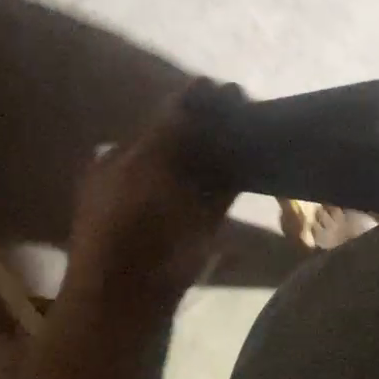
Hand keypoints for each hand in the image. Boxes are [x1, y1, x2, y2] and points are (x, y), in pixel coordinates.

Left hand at [65, 80, 241, 310]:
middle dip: (212, 120)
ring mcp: (176, 202)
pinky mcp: (202, 224)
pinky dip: (238, 171)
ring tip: (254, 117)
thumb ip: (168, 128)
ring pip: (206, 163)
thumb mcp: (139, 166)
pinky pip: (223, 190)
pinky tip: (256, 152)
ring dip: (228, 142)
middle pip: (186, 140)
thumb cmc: (124, 223)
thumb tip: (194, 90)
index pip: (159, 122)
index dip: (187, 102)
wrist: (128, 294)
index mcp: (121, 160)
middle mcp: (148, 177)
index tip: (214, 85)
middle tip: (241, 98)